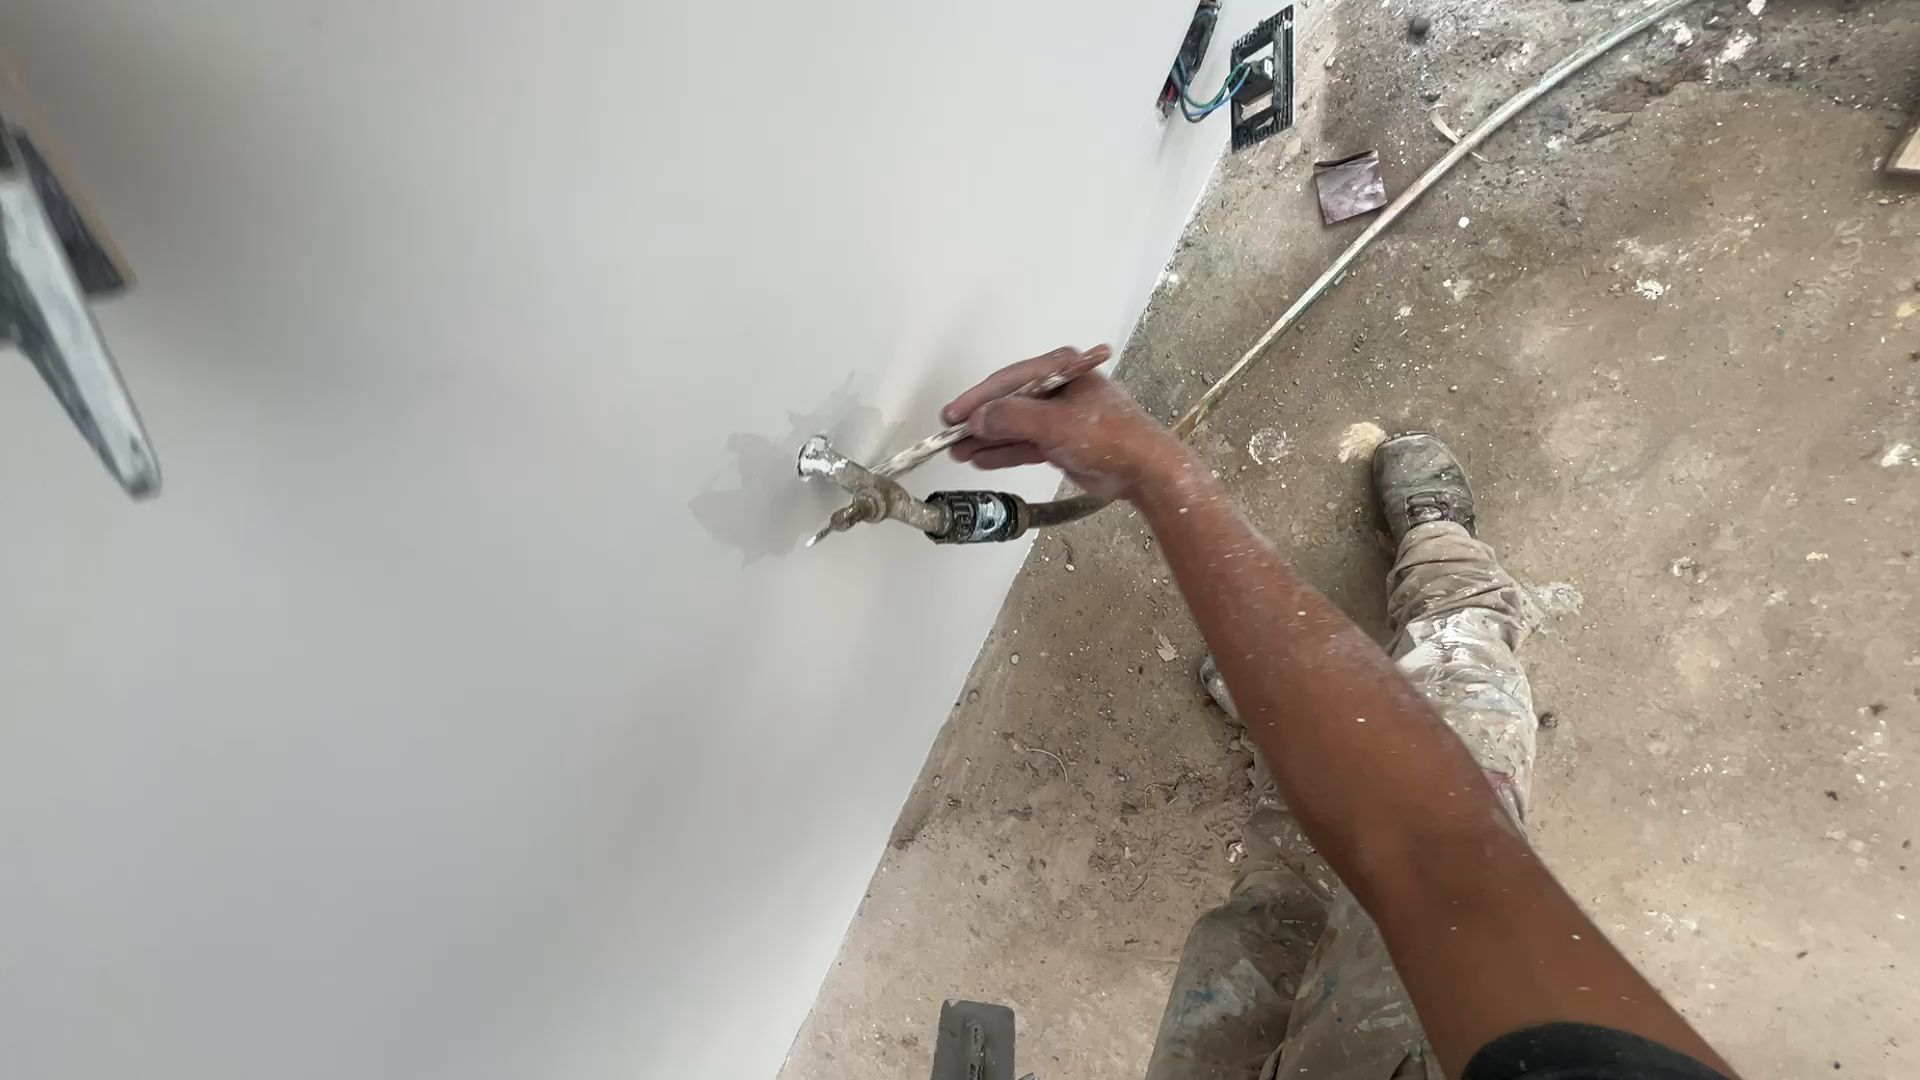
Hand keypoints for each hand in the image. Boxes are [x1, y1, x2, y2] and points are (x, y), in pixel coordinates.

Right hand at [941, 346, 1186, 500]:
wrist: (1143, 470)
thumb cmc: (1107, 436)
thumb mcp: (1054, 423)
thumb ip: (1012, 418)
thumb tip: (977, 419)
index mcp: (1061, 370)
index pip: (1008, 381)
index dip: (977, 399)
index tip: (950, 415)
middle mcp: (1057, 389)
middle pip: (1008, 403)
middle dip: (979, 421)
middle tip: (948, 436)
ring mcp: (1058, 417)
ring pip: (1013, 427)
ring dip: (987, 440)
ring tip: (958, 453)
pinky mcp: (1060, 442)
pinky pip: (1024, 445)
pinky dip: (1003, 453)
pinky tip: (981, 459)